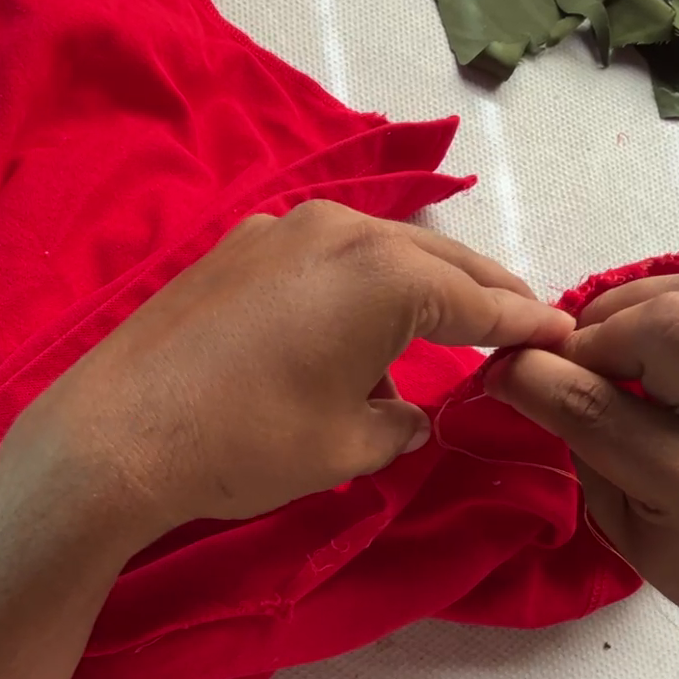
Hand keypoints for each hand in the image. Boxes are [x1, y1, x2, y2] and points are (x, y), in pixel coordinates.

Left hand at [10, 199, 573, 541]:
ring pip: (377, 254)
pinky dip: (356, 286)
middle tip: (517, 323)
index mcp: (385, 276)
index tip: (561, 336)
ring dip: (414, 290)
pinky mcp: (237, 245)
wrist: (118, 434)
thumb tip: (412, 414)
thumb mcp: (343, 449)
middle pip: (434, 263)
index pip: (478, 302)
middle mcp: (339, 230)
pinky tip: (352, 323)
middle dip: (480, 296)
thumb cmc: (246, 446)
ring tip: (435, 334)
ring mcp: (281, 229)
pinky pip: (323, 259)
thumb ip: (398, 426)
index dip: (524, 325)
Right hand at [484, 271, 678, 670]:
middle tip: (570, 362)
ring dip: (629, 307)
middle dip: (593, 332)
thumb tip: (526, 370)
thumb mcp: (614, 520)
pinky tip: (645, 345)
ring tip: (603, 343)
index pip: (595, 405)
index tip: (499, 371)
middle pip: (664, 324)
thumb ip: (578, 439)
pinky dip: (666, 310)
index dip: (531, 376)